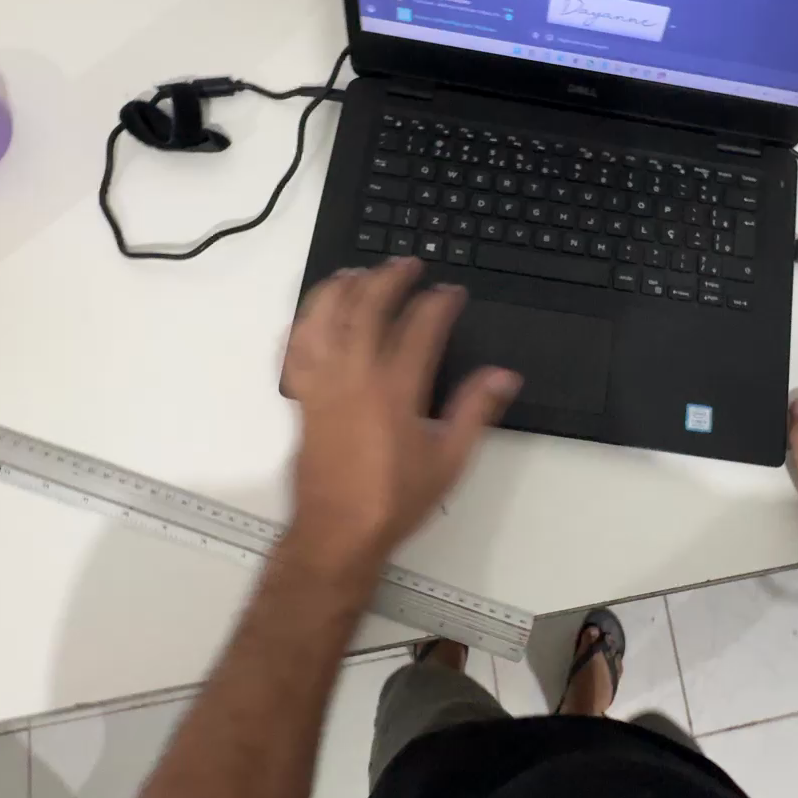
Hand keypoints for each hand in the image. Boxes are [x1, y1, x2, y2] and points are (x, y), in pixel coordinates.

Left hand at [281, 258, 521, 569]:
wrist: (337, 533)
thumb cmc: (394, 499)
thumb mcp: (449, 460)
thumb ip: (475, 411)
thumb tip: (503, 376)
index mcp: (395, 390)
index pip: (420, 328)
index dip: (439, 303)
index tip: (451, 292)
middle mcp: (355, 378)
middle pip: (368, 308)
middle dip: (390, 278)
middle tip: (408, 265)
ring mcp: (322, 384)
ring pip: (325, 318)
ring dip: (343, 288)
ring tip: (359, 272)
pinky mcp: (302, 398)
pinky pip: (294, 348)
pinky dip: (303, 323)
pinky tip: (313, 313)